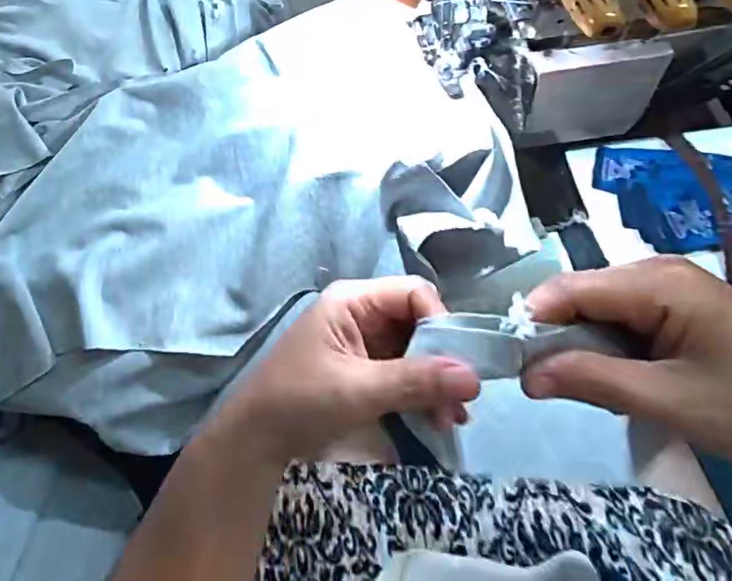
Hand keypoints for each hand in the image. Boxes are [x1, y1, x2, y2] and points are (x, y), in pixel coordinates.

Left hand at [208, 277, 481, 464]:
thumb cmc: (300, 400)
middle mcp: (360, 313)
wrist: (258, 439)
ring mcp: (363, 342)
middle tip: (461, 404)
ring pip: (416, 350)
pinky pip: (405, 373)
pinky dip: (424, 394)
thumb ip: (414, 381)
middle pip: (418, 322)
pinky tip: (440, 421)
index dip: (440, 322)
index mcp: (352, 301)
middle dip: (442, 360)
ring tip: (452, 421)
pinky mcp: (365, 370)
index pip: (412, 293)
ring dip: (437, 382)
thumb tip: (473, 377)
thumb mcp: (358, 390)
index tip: (459, 365)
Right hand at [521, 257, 731, 491]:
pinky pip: (626, 317)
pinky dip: (612, 345)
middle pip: (584, 293)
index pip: (573, 287)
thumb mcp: (671, 402)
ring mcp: (674, 287)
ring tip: (585, 382)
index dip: (537, 319)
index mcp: (660, 280)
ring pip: (602, 307)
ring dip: (586, 342)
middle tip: (548, 380)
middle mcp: (660, 270)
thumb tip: (525, 376)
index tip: (514, 361)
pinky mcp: (683, 309)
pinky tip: (620, 375)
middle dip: (561, 333)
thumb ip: (592, 381)